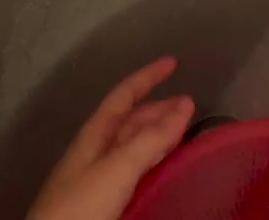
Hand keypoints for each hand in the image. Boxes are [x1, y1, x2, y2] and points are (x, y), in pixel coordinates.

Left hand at [28, 56, 195, 219]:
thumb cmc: (80, 207)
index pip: (124, 95)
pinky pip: (132, 174)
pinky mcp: (101, 207)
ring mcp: (95, 181)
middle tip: (188, 106)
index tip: (173, 62)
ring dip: (156, 136)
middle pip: (129, 121)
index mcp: (93, 135)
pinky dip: (150, 163)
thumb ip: (151, 138)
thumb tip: (186, 103)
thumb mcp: (118, 168)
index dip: (147, 76)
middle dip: (158, 109)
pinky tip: (161, 171)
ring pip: (131, 148)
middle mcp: (93, 153)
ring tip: (181, 134)